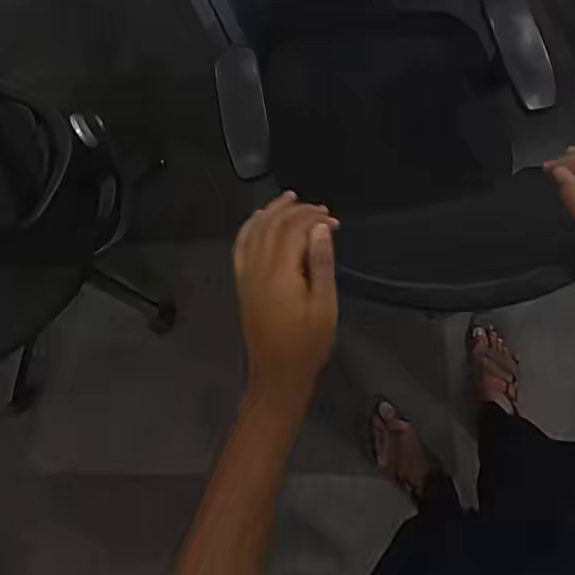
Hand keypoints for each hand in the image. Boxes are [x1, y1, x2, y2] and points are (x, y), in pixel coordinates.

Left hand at [232, 191, 339, 409]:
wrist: (277, 375)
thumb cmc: (308, 345)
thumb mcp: (324, 307)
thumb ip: (322, 264)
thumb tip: (320, 228)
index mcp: (280, 274)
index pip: (293, 230)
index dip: (313, 218)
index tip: (333, 220)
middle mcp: (258, 268)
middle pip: (273, 225)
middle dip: (297, 211)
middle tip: (320, 209)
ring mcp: (246, 275)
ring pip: (255, 230)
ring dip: (272, 211)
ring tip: (290, 199)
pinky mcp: (242, 282)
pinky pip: (240, 246)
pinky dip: (250, 227)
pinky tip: (259, 219)